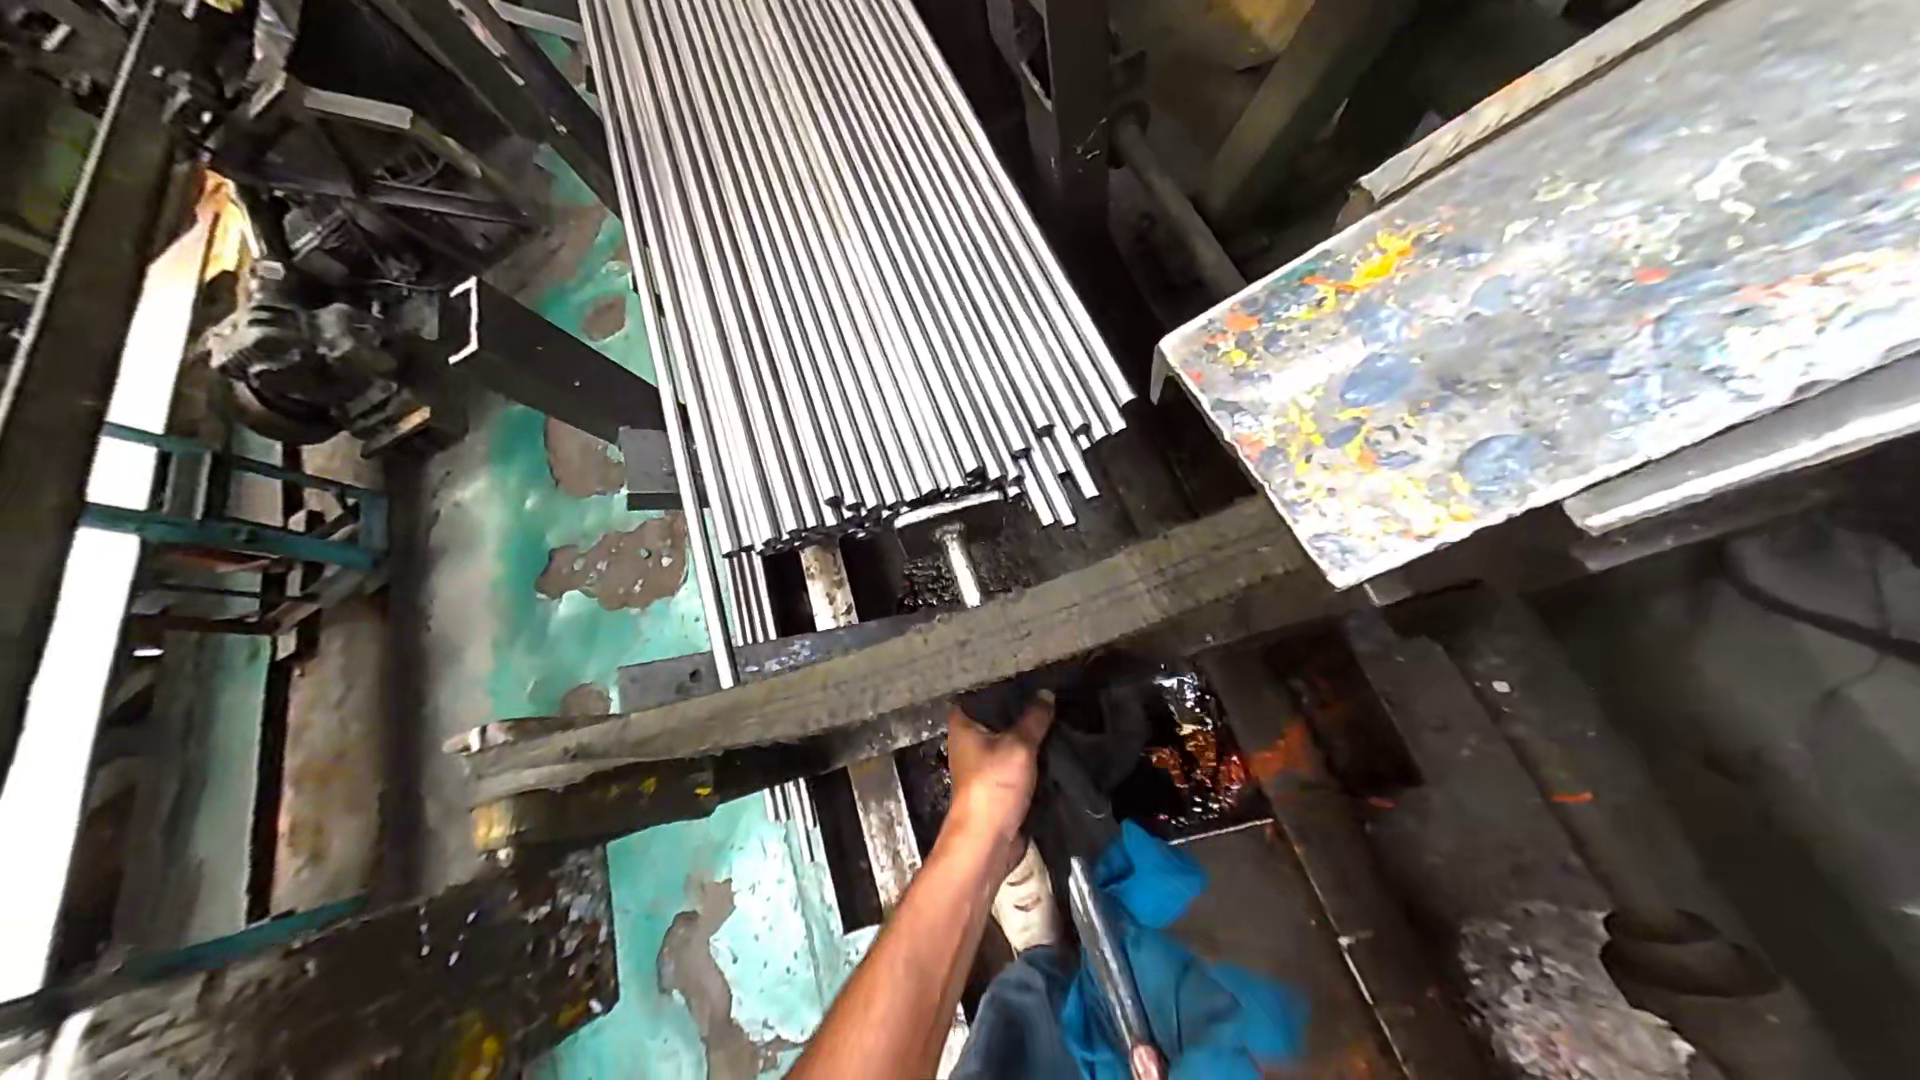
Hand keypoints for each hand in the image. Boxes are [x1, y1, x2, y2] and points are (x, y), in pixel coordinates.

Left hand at [943, 691, 1054, 872]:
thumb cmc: (994, 784)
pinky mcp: (999, 779)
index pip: (980, 691)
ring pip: (1010, 736)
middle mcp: (969, 738)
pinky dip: (1032, 751)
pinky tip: (1053, 738)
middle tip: (1048, 686)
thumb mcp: (1019, 746)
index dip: (1002, 681)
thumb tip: (1046, 693)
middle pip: (998, 714)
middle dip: (1021, 705)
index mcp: (963, 723)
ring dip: (1029, 730)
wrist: (987, 839)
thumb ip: (1034, 718)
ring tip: (1055, 707)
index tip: (1026, 669)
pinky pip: (1017, 757)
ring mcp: (983, 760)